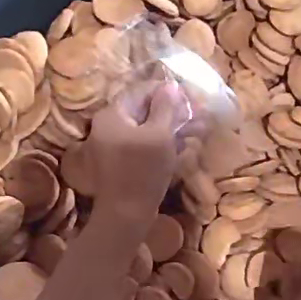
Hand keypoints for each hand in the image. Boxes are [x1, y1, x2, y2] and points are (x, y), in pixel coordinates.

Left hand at [84, 82, 185, 217]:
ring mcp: (109, 145)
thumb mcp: (159, 135)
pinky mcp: (118, 161)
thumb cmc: (143, 170)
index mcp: (111, 114)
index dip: (165, 92)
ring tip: (192, 131)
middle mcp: (105, 126)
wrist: (126, 214)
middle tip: (195, 115)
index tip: (189, 98)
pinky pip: (139, 144)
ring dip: (166, 127)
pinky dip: (157, 142)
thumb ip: (164, 108)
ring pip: (142, 128)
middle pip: (141, 110)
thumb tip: (169, 85)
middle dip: (168, 111)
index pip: (140, 91)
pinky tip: (178, 147)